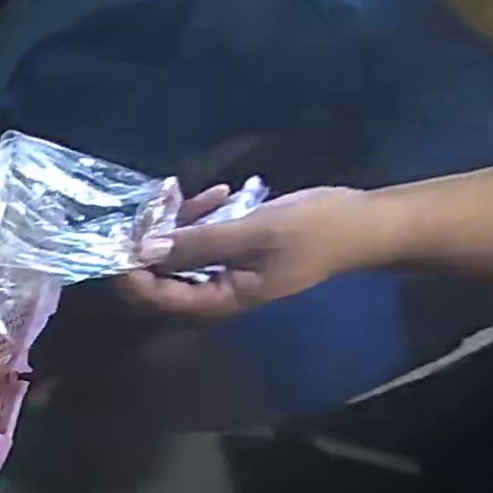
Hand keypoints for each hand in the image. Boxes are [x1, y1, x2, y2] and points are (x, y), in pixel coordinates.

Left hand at [117, 186, 384, 318]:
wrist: (368, 222)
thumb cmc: (319, 232)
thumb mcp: (256, 234)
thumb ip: (199, 244)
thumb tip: (146, 250)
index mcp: (211, 301)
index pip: (152, 296)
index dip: (130, 271)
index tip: (124, 239)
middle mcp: (203, 293)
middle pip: (154, 274)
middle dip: (151, 240)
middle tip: (158, 205)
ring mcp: (211, 273)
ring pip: (171, 253)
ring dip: (177, 222)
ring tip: (203, 193)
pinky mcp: (221, 254)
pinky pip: (193, 239)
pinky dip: (197, 217)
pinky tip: (220, 191)